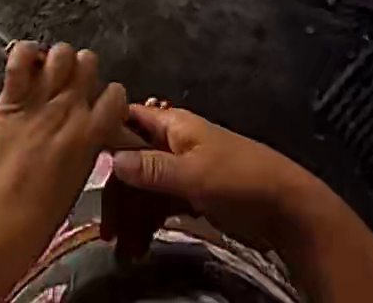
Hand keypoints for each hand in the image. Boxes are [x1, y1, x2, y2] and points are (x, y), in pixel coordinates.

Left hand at [0, 41, 127, 237]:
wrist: (1, 219)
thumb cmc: (42, 212)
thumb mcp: (81, 175)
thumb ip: (89, 142)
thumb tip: (93, 125)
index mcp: (92, 133)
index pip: (116, 93)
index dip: (108, 94)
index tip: (97, 102)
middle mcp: (70, 109)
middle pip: (89, 61)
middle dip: (81, 68)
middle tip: (69, 84)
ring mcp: (41, 100)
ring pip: (61, 52)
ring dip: (56, 58)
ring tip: (46, 73)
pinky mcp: (12, 97)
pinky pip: (21, 57)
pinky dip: (24, 52)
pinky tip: (25, 63)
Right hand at [107, 102, 325, 250]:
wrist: (288, 210)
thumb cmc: (239, 179)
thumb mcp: (193, 173)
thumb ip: (152, 167)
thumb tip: (112, 159)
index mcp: (172, 124)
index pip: (127, 120)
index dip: (105, 137)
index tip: (84, 165)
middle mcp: (173, 142)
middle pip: (132, 161)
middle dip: (118, 194)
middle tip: (108, 232)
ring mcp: (183, 170)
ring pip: (144, 187)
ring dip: (132, 215)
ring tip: (125, 251)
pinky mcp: (193, 194)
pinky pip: (160, 204)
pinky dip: (148, 222)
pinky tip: (140, 245)